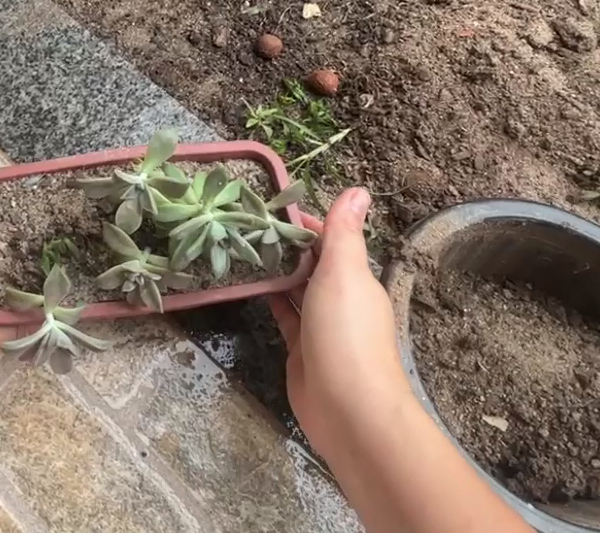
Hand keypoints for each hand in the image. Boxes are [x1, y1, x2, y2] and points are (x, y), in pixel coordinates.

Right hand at [269, 187, 410, 454]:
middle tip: (244, 224)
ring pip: (296, 288)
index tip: (269, 207)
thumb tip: (359, 189)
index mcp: (356, 279)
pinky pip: (284, 315)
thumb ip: (344, 232)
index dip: (304, 222)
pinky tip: (248, 283)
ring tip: (239, 246)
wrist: (349, 411)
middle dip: (284, 244)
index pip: (330, 240)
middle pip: (312, 263)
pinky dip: (270, 298)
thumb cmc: (346, 333)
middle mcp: (340, 299)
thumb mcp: (344, 273)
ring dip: (275, 269)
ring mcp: (320, 326)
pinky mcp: (301, 349)